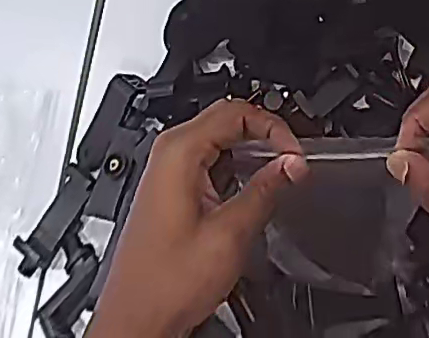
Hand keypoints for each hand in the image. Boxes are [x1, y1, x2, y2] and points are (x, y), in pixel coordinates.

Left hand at [89, 99, 307, 337]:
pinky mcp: (172, 185)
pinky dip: (237, 163)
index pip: (238, 112)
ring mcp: (169, 168)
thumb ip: (265, 191)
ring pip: (221, 135)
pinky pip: (211, 156)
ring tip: (277, 172)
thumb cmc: (165, 286)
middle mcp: (171, 152)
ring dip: (252, 149)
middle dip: (265, 133)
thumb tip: (292, 163)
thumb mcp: (228, 235)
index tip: (294, 153)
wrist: (134, 325)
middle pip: (229, 116)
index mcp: (180, 151)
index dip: (273, 127)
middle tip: (290, 157)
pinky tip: (252, 186)